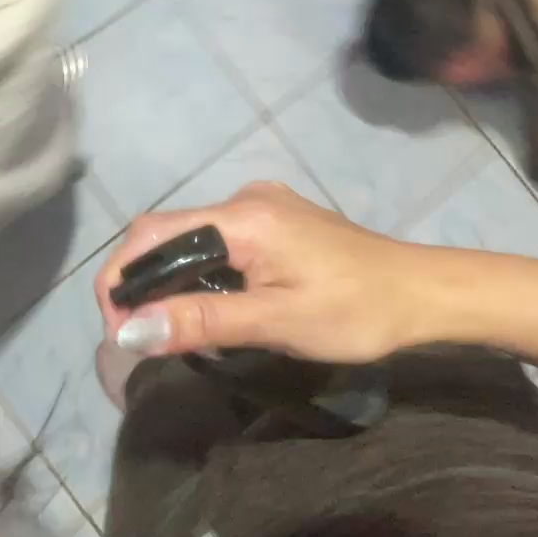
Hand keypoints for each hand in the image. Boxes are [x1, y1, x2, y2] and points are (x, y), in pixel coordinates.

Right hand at [94, 182, 431, 361]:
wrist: (419, 291)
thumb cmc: (353, 310)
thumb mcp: (276, 321)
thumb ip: (202, 320)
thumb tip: (128, 330)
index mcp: (243, 216)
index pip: (153, 233)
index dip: (121, 278)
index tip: (117, 331)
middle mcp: (246, 198)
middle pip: (169, 231)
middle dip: (142, 281)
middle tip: (139, 338)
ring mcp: (264, 204)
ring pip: (194, 237)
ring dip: (172, 279)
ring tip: (169, 330)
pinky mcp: (277, 219)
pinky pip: (220, 240)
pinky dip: (201, 271)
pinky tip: (209, 306)